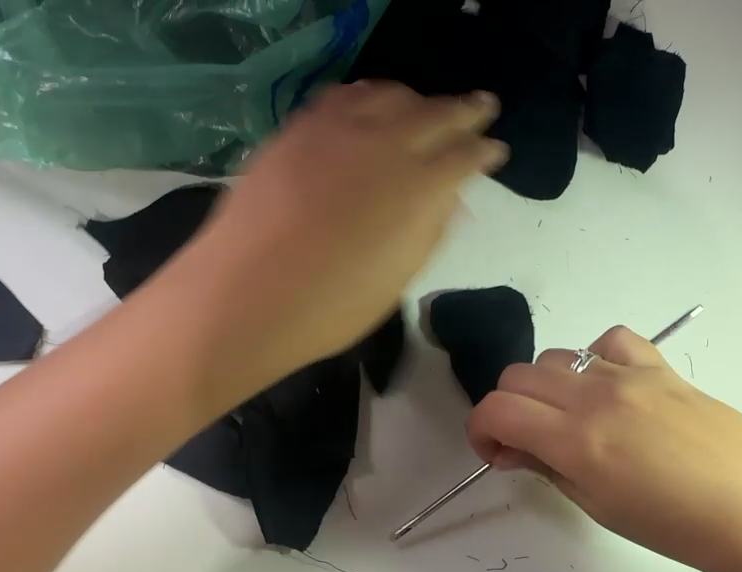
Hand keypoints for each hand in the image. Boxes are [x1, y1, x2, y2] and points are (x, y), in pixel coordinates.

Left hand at [167, 81, 506, 380]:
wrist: (246, 295)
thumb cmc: (329, 307)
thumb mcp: (396, 281)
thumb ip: (429, 232)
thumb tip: (450, 201)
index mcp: (418, 187)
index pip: (465, 156)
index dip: (484, 151)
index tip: (495, 151)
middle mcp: (384, 144)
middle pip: (435, 113)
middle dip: (464, 109)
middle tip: (483, 105)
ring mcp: (337, 129)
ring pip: (389, 94)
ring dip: (416, 99)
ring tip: (425, 107)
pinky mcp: (298, 128)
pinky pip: (344, 97)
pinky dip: (368, 97)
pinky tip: (368, 107)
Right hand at [467, 327, 741, 571]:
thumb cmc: (678, 527)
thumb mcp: (600, 508)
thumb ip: (551, 469)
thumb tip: (517, 450)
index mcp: (576, 439)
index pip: (496, 409)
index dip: (480, 431)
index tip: (496, 456)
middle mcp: (596, 395)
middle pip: (519, 376)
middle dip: (507, 409)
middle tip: (526, 446)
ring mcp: (632, 375)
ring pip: (558, 357)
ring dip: (545, 387)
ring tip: (568, 421)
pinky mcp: (662, 369)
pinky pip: (610, 342)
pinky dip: (593, 360)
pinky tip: (608, 389)